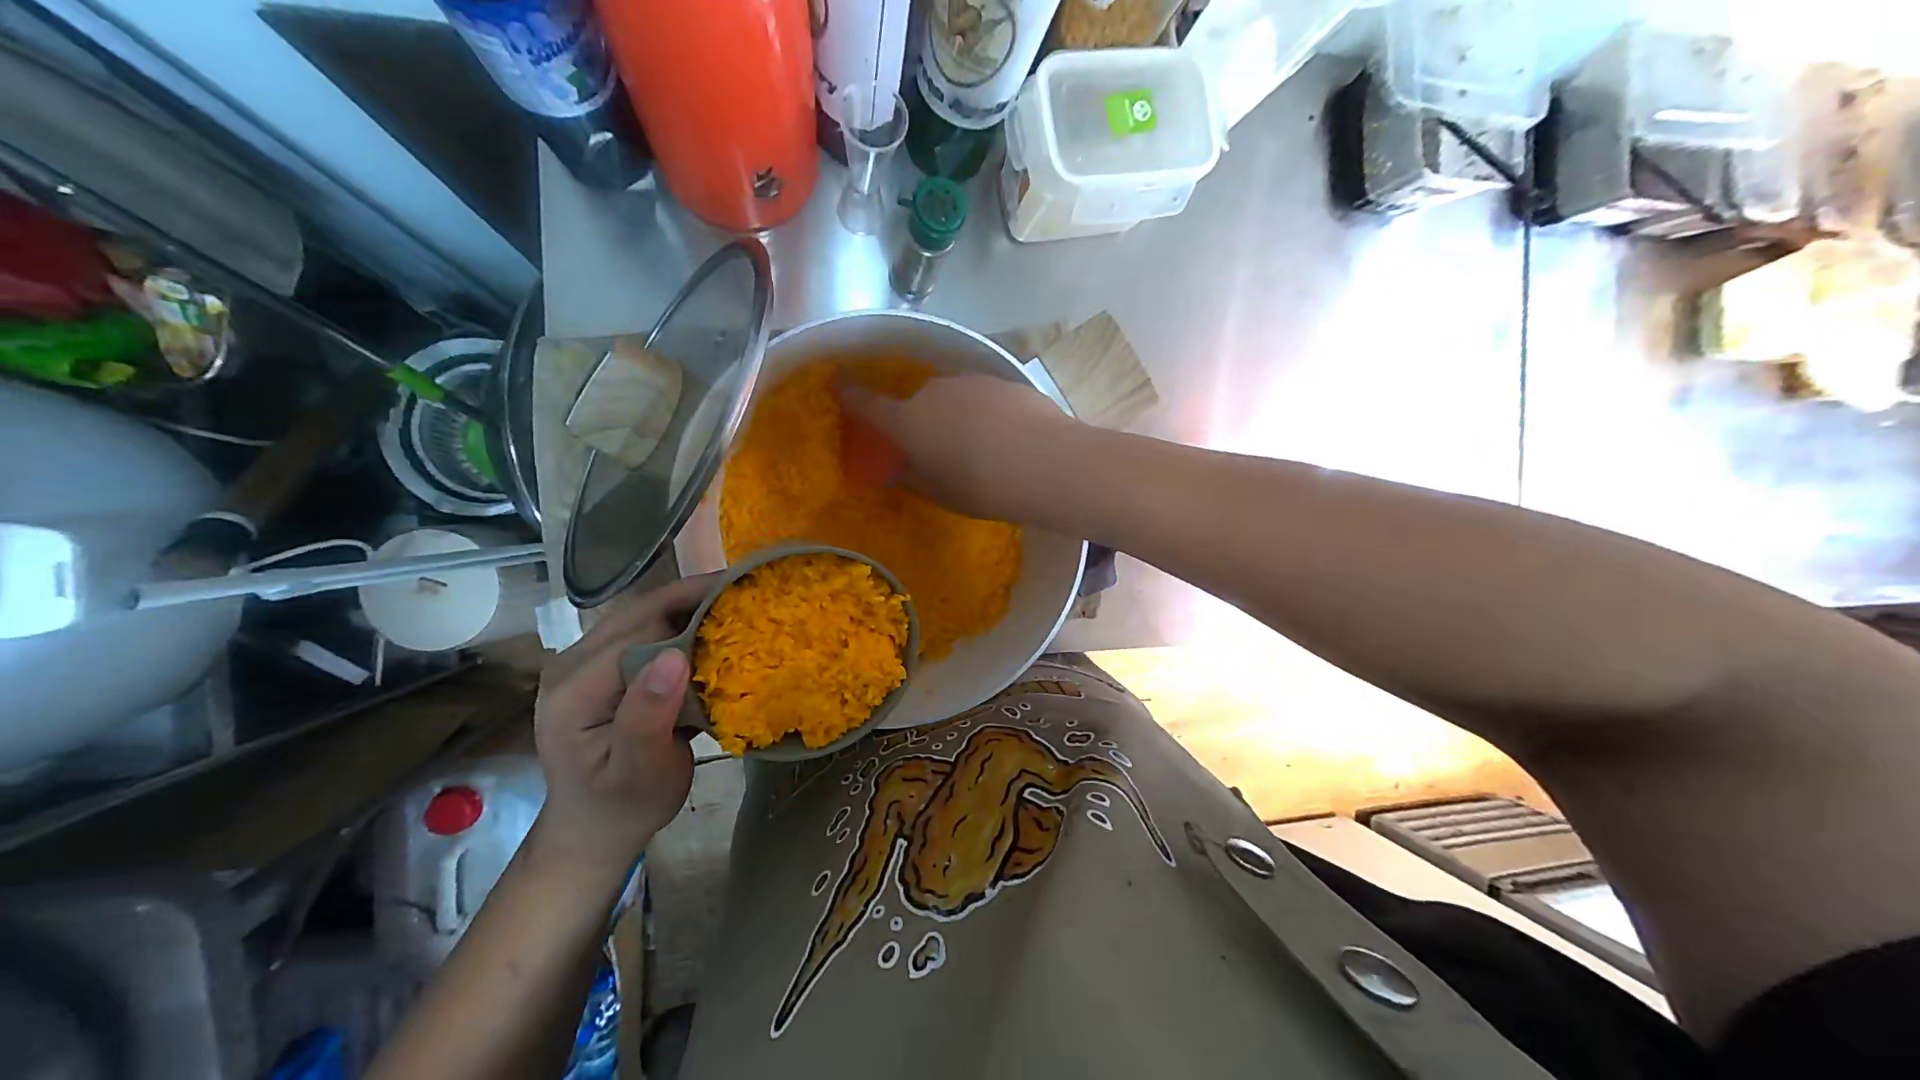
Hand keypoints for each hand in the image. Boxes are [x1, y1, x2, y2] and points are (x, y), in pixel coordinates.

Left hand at [532, 574, 715, 872]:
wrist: (593, 829)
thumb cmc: (623, 807)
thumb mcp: (640, 774)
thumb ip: (647, 718)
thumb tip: (674, 657)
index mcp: (574, 689)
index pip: (640, 631)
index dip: (690, 611)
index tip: (742, 603)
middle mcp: (571, 664)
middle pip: (639, 612)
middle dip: (693, 596)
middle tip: (747, 590)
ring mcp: (583, 662)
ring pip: (642, 614)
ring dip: (688, 605)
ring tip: (735, 601)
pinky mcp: (600, 667)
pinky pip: (644, 630)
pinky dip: (680, 622)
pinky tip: (711, 627)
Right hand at [837, 373, 1075, 521]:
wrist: (1045, 461)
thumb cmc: (981, 486)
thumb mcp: (940, 492)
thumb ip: (912, 476)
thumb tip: (897, 467)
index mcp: (908, 421)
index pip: (868, 404)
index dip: (851, 394)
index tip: (839, 382)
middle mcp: (934, 392)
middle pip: (918, 402)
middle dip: (922, 420)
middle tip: (940, 449)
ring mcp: (970, 382)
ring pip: (953, 397)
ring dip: (957, 415)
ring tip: (980, 446)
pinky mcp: (1003, 381)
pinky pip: (983, 397)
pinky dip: (985, 412)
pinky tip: (1006, 436)